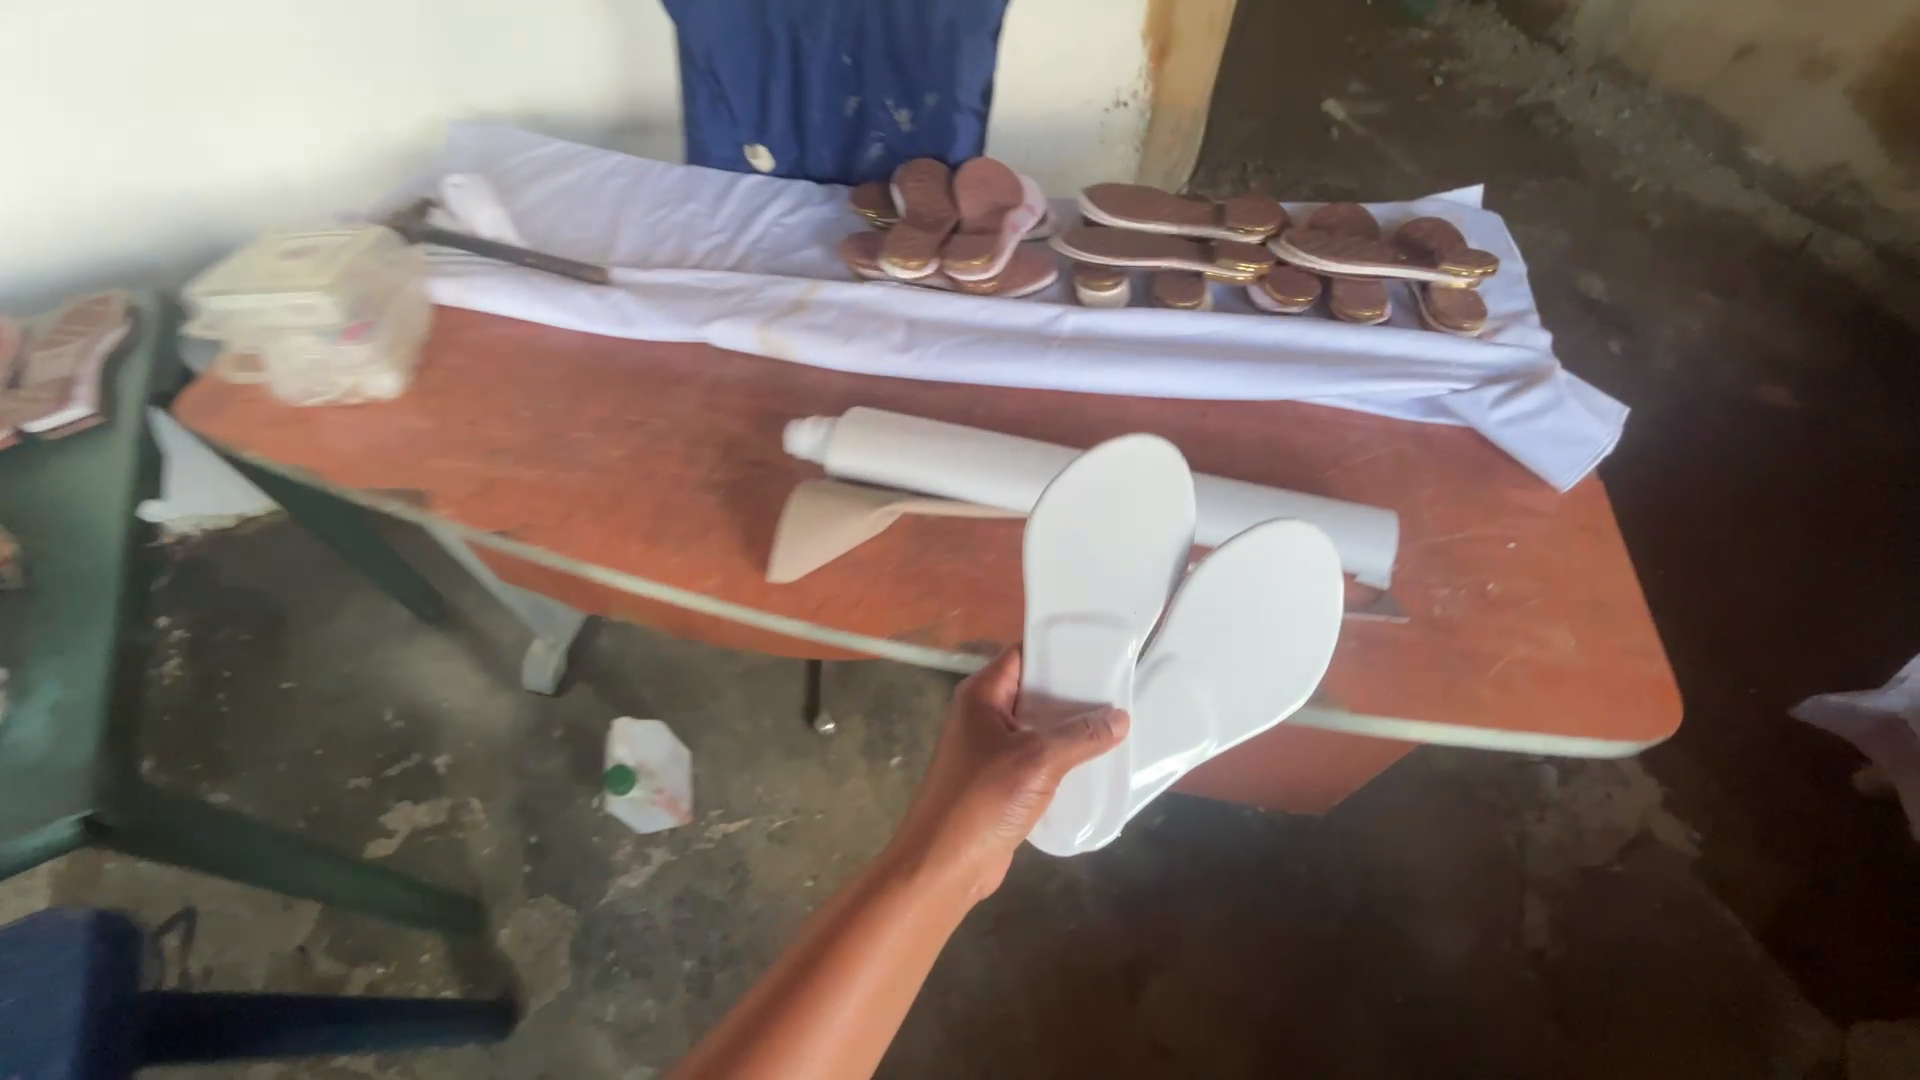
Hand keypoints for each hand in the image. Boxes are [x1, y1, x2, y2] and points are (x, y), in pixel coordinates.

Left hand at [884, 646, 1127, 902]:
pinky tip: (1096, 763)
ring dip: (1072, 729)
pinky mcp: (1000, 781)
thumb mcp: (1037, 760)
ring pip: (1038, 727)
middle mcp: (983, 715)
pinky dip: (1063, 758)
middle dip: (1074, 692)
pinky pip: (1037, 758)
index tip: (1102, 652)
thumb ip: (1081, 736)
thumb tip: (1120, 717)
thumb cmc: (983, 800)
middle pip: (1034, 691)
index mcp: (981, 695)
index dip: (1060, 650)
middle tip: (1120, 689)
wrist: (944, 865)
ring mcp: (989, 749)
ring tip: (1119, 723)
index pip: (1023, 655)